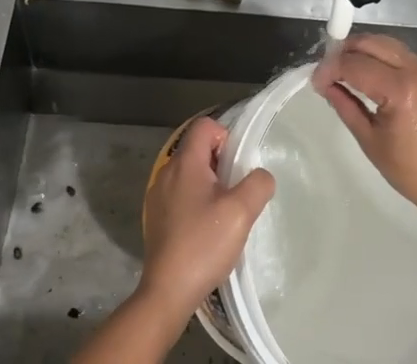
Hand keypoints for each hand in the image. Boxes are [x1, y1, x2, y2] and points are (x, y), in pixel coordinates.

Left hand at [139, 117, 275, 316]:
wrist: (168, 291)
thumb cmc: (204, 245)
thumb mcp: (241, 212)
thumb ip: (257, 184)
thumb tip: (261, 175)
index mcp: (185, 163)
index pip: (205, 126)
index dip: (226, 136)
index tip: (238, 166)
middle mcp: (166, 172)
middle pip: (197, 149)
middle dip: (220, 163)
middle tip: (236, 191)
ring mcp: (158, 195)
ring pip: (189, 174)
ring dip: (209, 185)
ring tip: (223, 213)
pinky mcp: (156, 217)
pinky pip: (180, 194)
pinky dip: (195, 201)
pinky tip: (206, 229)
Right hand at [312, 33, 416, 219]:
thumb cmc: (409, 170)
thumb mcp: (369, 140)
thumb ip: (345, 105)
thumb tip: (324, 85)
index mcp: (400, 89)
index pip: (355, 64)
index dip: (330, 69)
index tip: (315, 82)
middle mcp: (415, 70)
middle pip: (371, 43)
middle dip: (344, 51)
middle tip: (326, 71)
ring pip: (386, 43)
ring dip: (361, 50)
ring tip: (342, 69)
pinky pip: (399, 53)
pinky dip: (379, 55)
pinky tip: (365, 72)